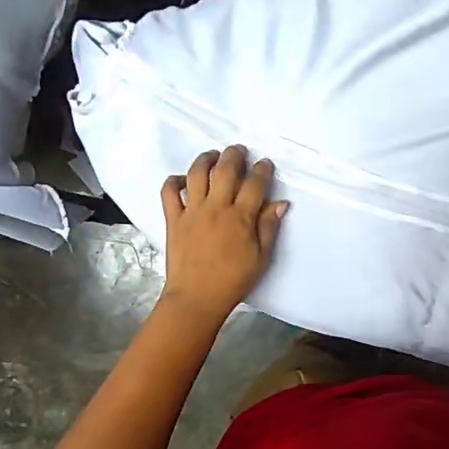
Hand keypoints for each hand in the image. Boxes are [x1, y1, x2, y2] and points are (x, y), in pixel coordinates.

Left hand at [158, 145, 288, 322]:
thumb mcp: (260, 258)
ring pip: (196, 173)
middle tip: (239, 151)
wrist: (197, 298)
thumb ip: (268, 227)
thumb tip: (280, 203)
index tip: (265, 164)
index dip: (262, 169)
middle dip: (234, 155)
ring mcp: (191, 211)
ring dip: (205, 159)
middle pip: (225, 170)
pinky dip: (173, 181)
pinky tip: (182, 179)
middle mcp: (216, 208)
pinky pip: (169, 192)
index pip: (254, 183)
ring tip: (213, 155)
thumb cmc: (233, 281)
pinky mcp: (173, 219)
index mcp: (240, 217)